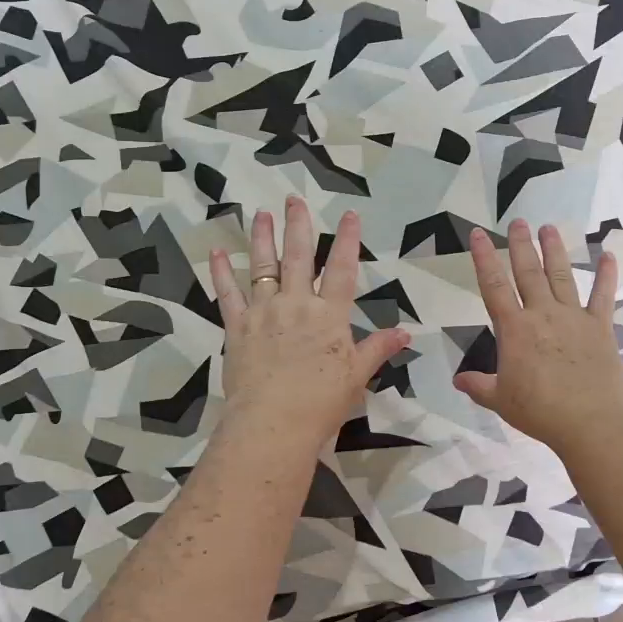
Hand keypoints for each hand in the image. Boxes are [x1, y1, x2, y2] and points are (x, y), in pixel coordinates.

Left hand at [209, 197, 411, 448]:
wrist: (273, 422)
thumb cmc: (321, 403)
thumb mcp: (356, 376)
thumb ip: (377, 349)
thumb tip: (405, 332)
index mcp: (329, 315)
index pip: (342, 269)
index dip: (347, 240)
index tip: (349, 215)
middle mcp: (296, 304)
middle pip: (298, 257)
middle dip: (298, 225)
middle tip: (293, 199)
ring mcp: (263, 312)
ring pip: (262, 266)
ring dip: (261, 237)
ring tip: (261, 214)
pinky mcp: (236, 327)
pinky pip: (227, 294)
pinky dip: (221, 272)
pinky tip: (217, 252)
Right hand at [456, 220, 622, 451]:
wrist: (590, 422)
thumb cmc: (539, 411)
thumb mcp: (500, 400)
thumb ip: (479, 386)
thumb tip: (459, 380)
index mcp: (514, 330)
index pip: (493, 287)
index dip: (485, 259)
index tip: (480, 234)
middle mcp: (543, 315)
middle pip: (529, 272)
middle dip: (521, 245)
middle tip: (518, 221)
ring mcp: (574, 318)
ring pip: (561, 276)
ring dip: (554, 251)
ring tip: (549, 228)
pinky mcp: (600, 328)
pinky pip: (603, 296)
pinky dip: (607, 275)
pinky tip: (609, 256)